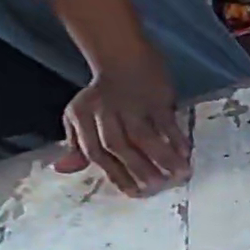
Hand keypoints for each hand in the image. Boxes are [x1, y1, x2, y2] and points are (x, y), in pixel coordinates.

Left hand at [53, 54, 189, 196]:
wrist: (122, 56)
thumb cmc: (105, 96)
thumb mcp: (82, 118)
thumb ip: (76, 146)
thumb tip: (63, 169)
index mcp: (82, 117)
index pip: (95, 151)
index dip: (116, 174)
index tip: (136, 193)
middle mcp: (103, 111)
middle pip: (118, 145)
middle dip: (138, 169)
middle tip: (157, 188)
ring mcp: (131, 103)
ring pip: (143, 135)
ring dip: (162, 157)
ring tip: (179, 175)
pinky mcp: (154, 97)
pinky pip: (165, 121)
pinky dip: (176, 138)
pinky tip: (186, 153)